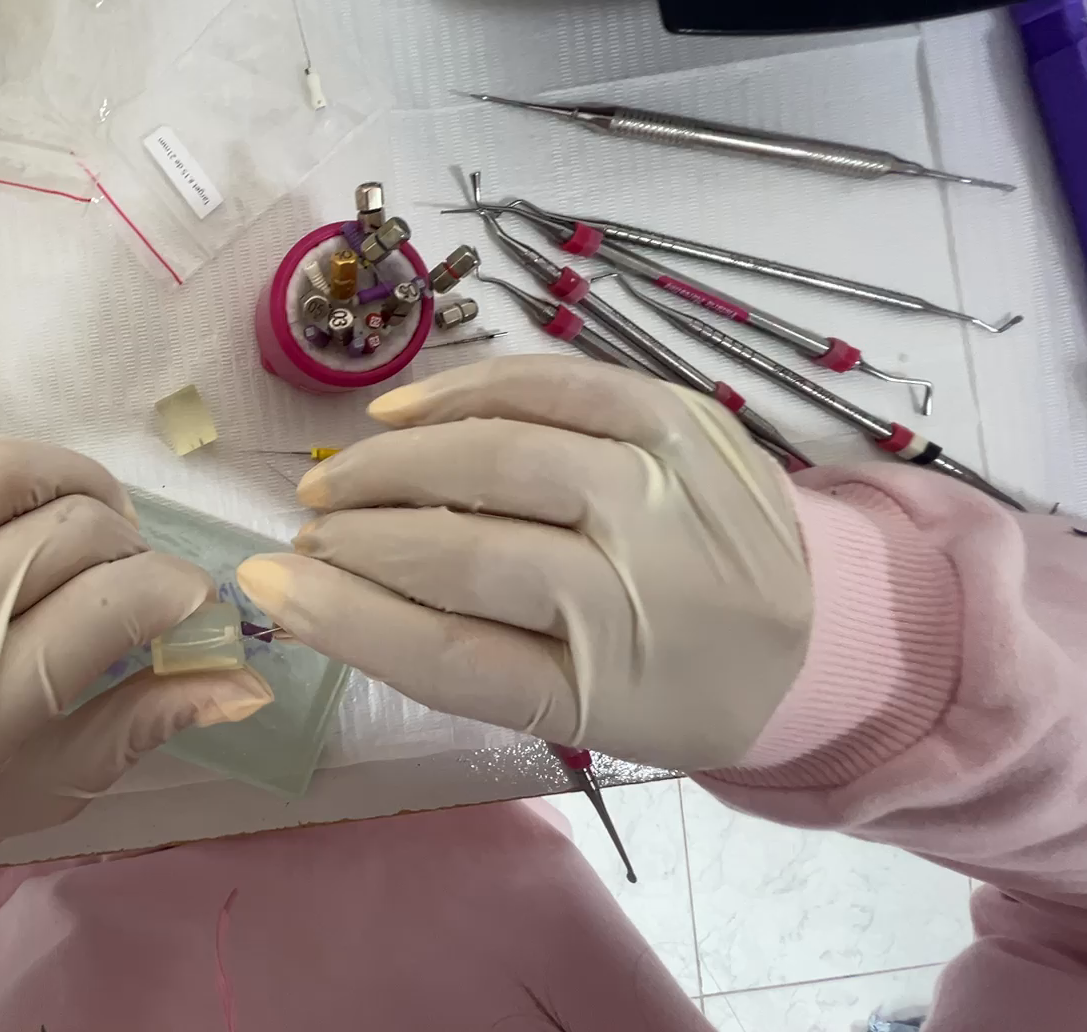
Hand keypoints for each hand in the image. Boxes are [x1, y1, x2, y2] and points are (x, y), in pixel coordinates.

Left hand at [0, 413, 272, 843]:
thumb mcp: (58, 778)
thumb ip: (151, 722)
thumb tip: (249, 682)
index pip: (117, 604)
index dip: (181, 592)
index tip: (190, 604)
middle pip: (73, 530)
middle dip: (129, 548)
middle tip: (126, 577)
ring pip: (5, 466)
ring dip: (69, 480)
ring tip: (81, 515)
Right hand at [236, 356, 812, 771]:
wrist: (822, 636)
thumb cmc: (659, 683)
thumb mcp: (553, 703)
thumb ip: (429, 646)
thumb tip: (299, 586)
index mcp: (614, 694)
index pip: (446, 656)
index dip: (340, 616)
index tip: (264, 582)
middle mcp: (652, 594)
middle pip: (465, 557)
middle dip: (356, 541)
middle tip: (305, 536)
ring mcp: (675, 494)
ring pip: (499, 459)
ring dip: (389, 468)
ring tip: (332, 484)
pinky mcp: (685, 419)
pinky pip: (554, 384)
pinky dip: (461, 392)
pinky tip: (396, 412)